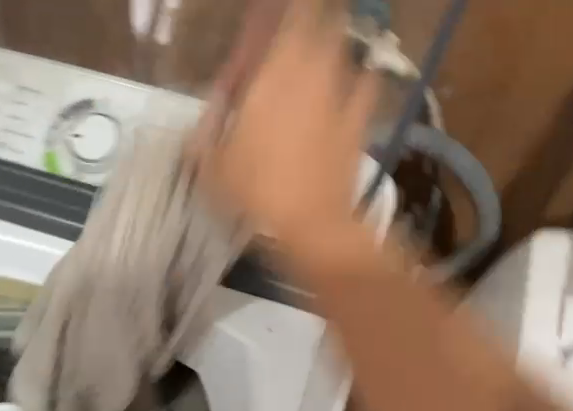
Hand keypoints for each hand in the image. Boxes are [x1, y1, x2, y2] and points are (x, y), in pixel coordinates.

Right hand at [198, 1, 380, 270]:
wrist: (311, 226)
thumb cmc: (255, 194)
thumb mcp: (213, 168)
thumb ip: (207, 132)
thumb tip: (206, 114)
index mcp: (272, 74)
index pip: (284, 18)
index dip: (275, 15)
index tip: (265, 18)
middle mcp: (310, 72)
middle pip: (318, 24)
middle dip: (308, 23)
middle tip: (291, 37)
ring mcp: (341, 94)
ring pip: (341, 49)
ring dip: (329, 47)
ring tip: (317, 58)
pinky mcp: (360, 120)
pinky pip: (366, 83)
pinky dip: (359, 77)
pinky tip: (355, 82)